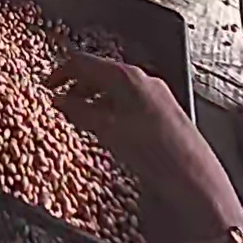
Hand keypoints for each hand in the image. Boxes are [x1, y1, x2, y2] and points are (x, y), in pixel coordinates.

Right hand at [52, 51, 242, 241]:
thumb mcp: (108, 131)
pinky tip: (103, 127)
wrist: (195, 180)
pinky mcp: (161, 112)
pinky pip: (126, 102)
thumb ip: (80, 112)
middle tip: (59, 103)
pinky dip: (109, 109)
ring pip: (113, 88)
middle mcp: (142, 80)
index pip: (85, 62)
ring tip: (77, 117)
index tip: (47, 86)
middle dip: (76, 86)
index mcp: (127, 76)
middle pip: (99, 73)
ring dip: (92, 98)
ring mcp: (153, 95)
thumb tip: (59, 101)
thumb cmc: (153, 152)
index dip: (61, 72)